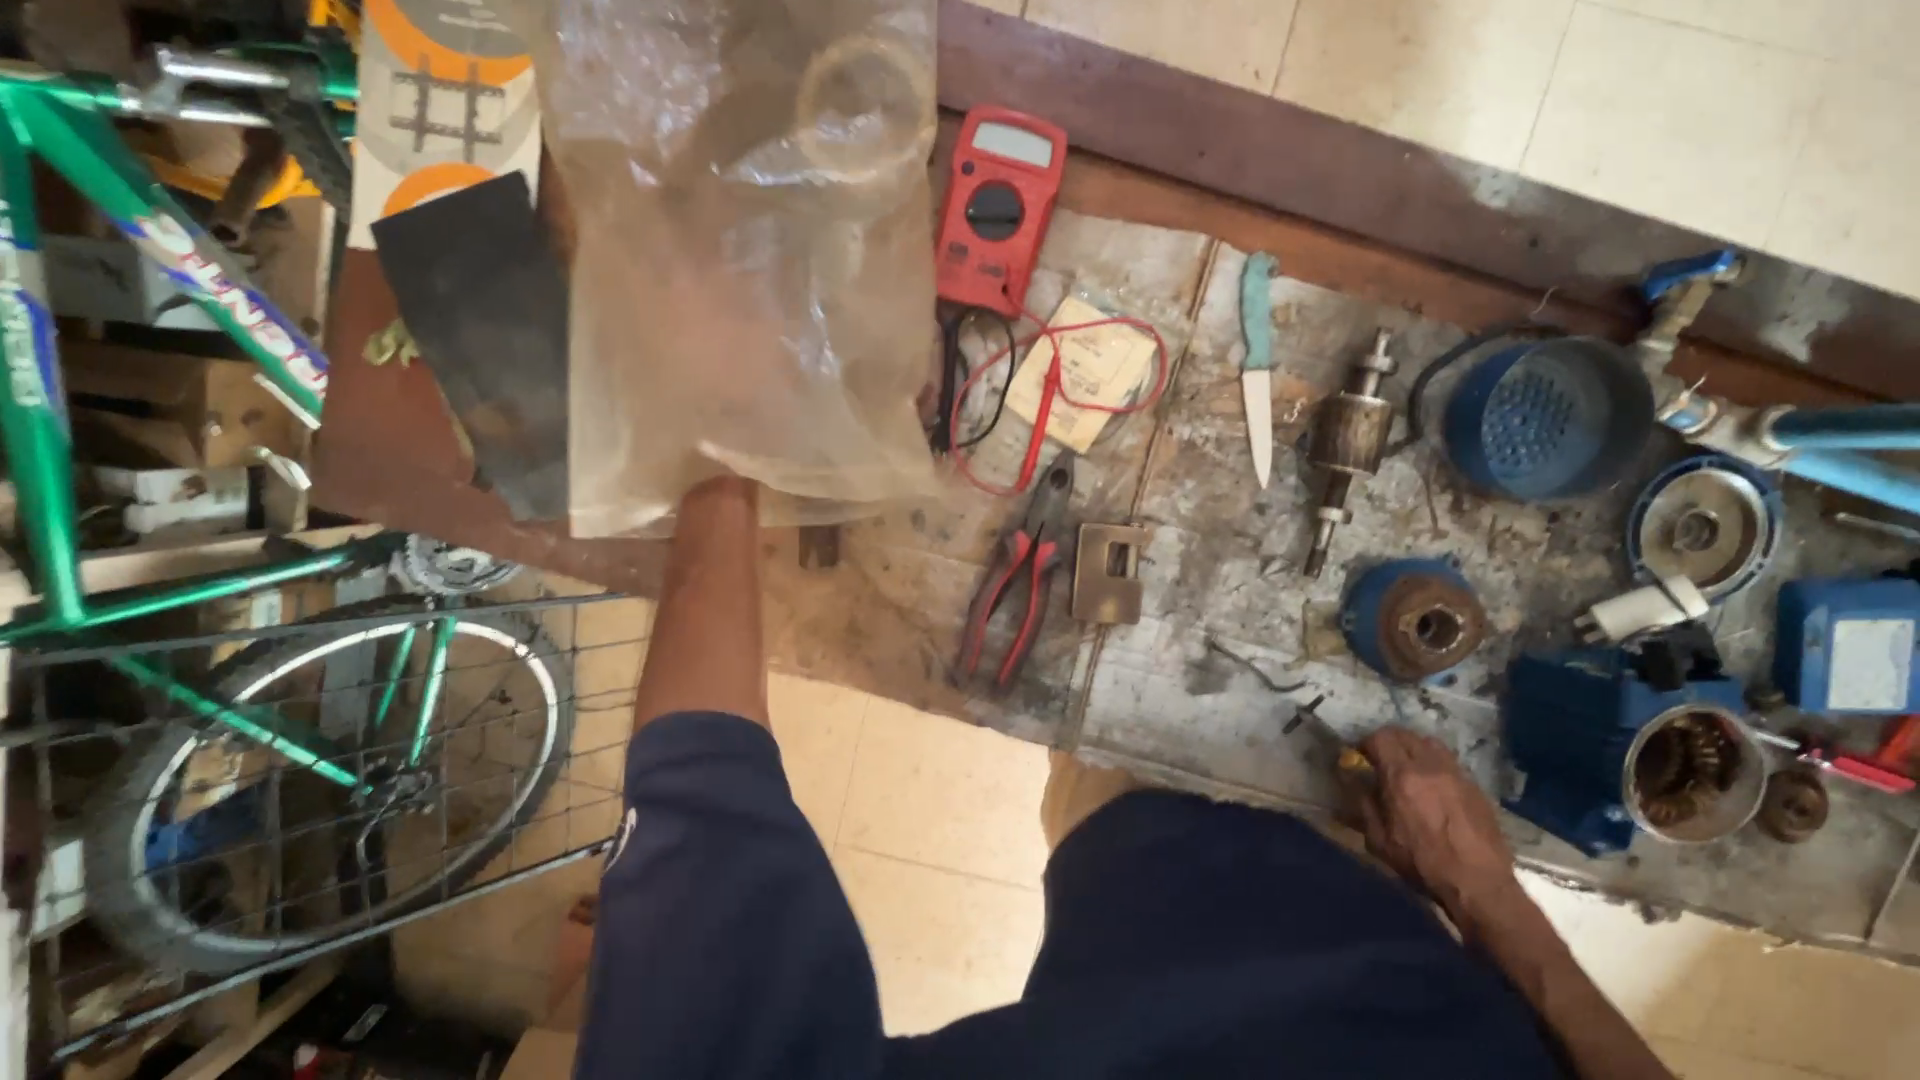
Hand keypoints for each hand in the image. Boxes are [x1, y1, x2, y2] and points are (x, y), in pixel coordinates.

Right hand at [1348, 728, 1520, 926]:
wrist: (1478, 883)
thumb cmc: (1422, 863)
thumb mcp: (1378, 839)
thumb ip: (1363, 803)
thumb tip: (1353, 779)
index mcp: (1402, 777)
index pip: (1380, 737)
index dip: (1366, 743)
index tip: (1360, 757)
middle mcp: (1430, 767)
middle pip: (1405, 734)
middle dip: (1388, 742)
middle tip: (1382, 760)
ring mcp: (1457, 774)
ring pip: (1431, 743)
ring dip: (1414, 749)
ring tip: (1410, 769)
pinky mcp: (1476, 787)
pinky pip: (1450, 762)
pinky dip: (1435, 764)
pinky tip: (1434, 787)